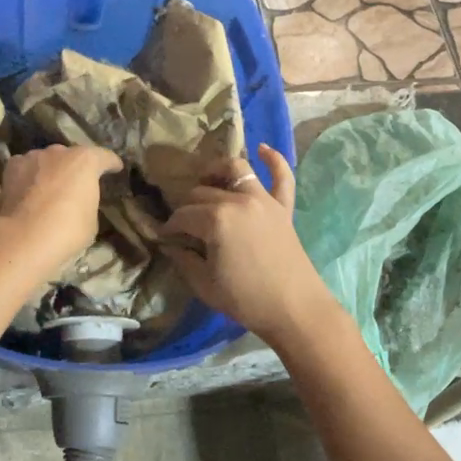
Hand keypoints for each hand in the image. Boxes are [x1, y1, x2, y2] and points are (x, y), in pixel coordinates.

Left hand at [0, 144, 122, 276]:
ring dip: (51, 170)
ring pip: (47, 160)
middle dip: (76, 167)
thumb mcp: (91, 219)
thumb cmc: (68, 230)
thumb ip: (87, 201)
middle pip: (72, 156)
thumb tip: (79, 200)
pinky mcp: (13, 166)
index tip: (115, 167)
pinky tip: (28, 188)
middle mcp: (60, 152)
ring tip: (50, 187)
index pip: (104, 157)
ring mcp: (34, 156)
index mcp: (86, 161)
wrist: (26, 236)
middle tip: (77, 184)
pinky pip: (26, 167)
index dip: (111, 163)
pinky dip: (29, 175)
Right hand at [162, 144, 342, 346]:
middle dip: (188, 206)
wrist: (295, 310)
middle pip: (203, 192)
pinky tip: (262, 149)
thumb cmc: (246, 300)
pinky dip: (274, 159)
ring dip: (217, 170)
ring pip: (236, 169)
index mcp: (215, 220)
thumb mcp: (204, 284)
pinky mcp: (283, 208)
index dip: (170, 227)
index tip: (166, 238)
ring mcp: (264, 200)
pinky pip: (282, 176)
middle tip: (185, 225)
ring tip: (206, 179)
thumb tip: (171, 244)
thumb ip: (183, 259)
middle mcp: (238, 200)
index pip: (182, 215)